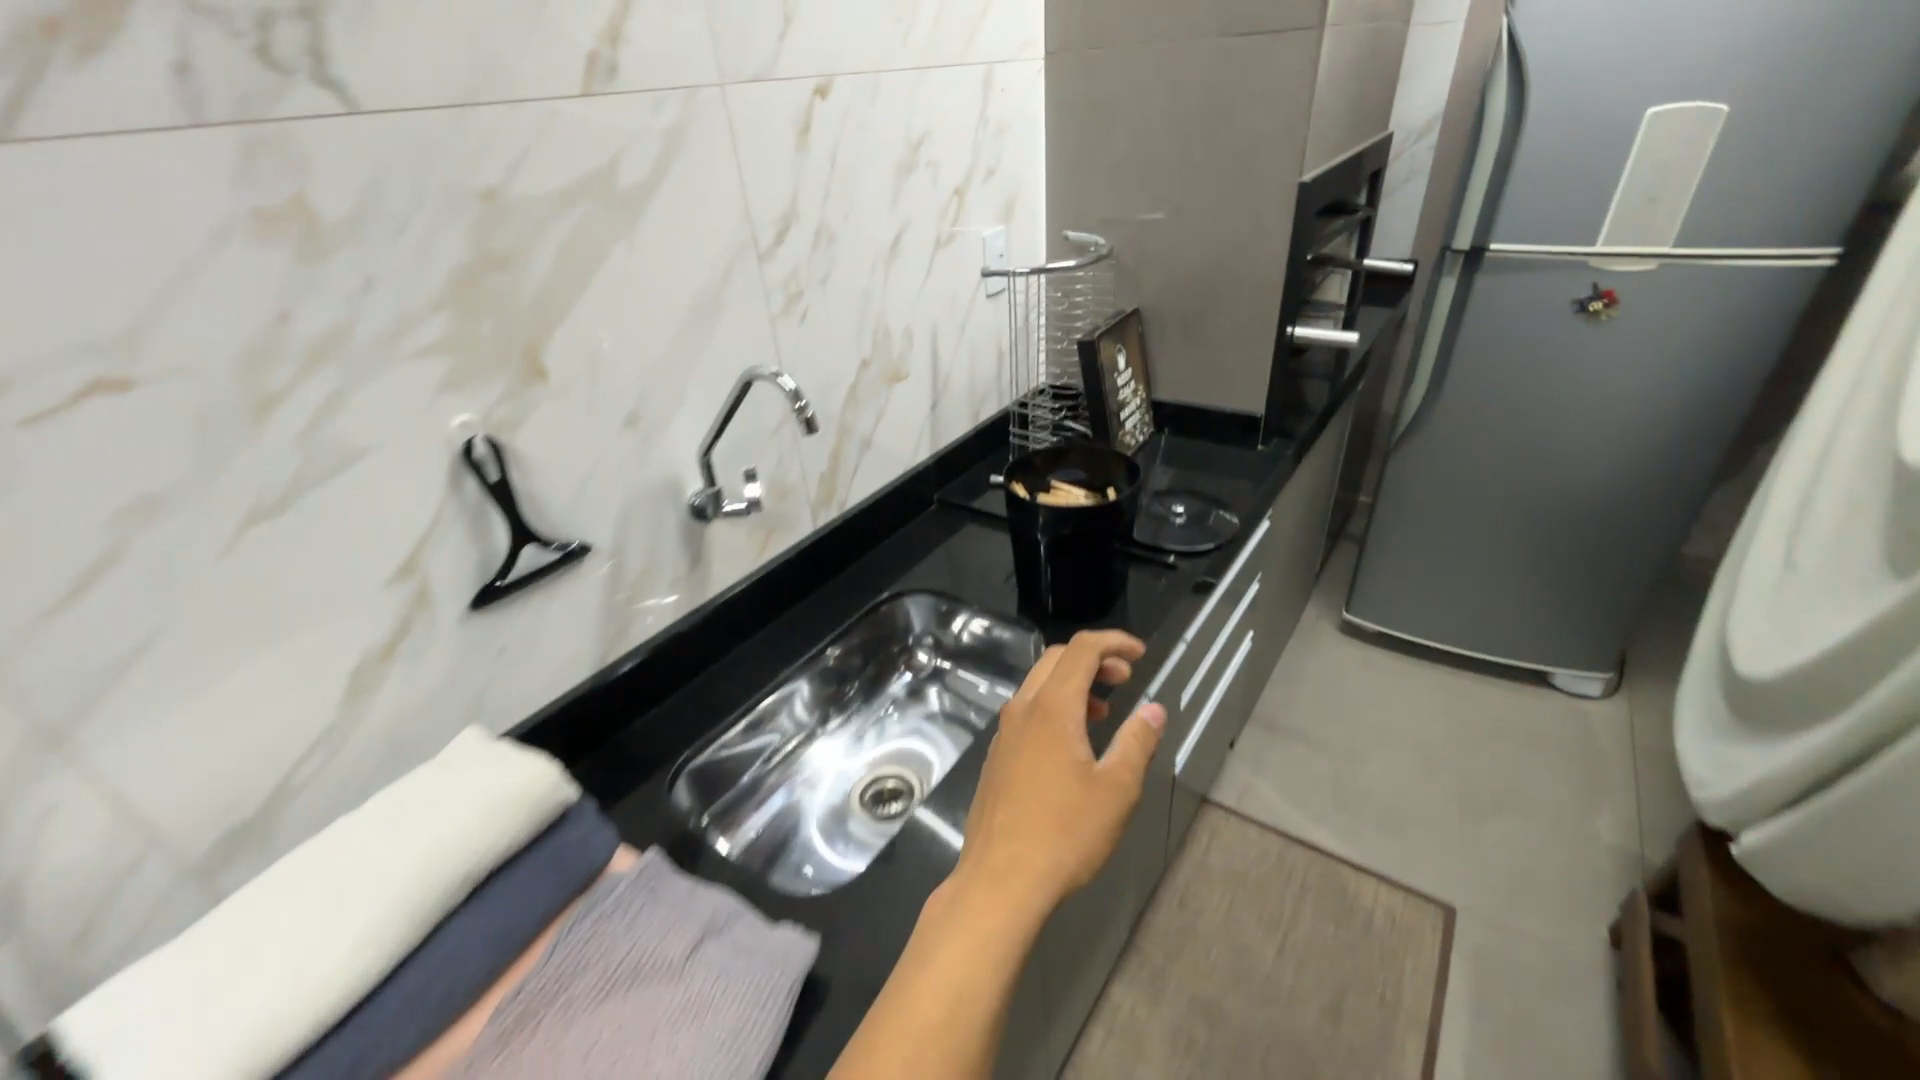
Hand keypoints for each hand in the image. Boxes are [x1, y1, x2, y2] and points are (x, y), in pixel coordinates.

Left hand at [949, 630, 1167, 915]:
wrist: (1000, 880)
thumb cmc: (1065, 833)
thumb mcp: (1117, 789)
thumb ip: (1137, 741)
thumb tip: (1154, 709)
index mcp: (1052, 707)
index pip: (1081, 649)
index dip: (1114, 642)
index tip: (1141, 655)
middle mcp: (1022, 710)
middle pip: (1056, 660)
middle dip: (1094, 659)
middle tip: (1126, 680)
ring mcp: (1004, 734)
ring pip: (1038, 686)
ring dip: (1073, 686)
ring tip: (1105, 715)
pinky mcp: (997, 758)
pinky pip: (1027, 713)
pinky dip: (1054, 709)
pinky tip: (1073, 747)